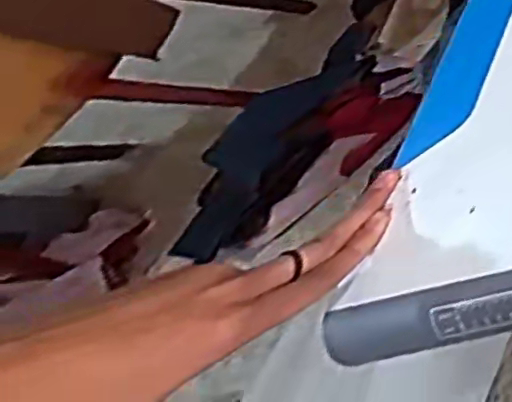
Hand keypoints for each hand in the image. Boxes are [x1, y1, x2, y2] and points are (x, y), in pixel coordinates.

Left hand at [0, 170, 397, 401]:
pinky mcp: (153, 283)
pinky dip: (215, 294)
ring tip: (246, 306)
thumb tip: (211, 349)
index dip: (359, 244)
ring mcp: (185, 282)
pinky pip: (205, 283)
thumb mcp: (157, 390)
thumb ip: (203, 354)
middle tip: (387, 183)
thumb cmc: (72, 396)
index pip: (316, 277)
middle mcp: (218, 293)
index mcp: (226, 326)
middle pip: (306, 249)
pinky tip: (183, 321)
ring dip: (269, 276)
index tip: (386, 213)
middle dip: (353, 215)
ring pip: (252, 271)